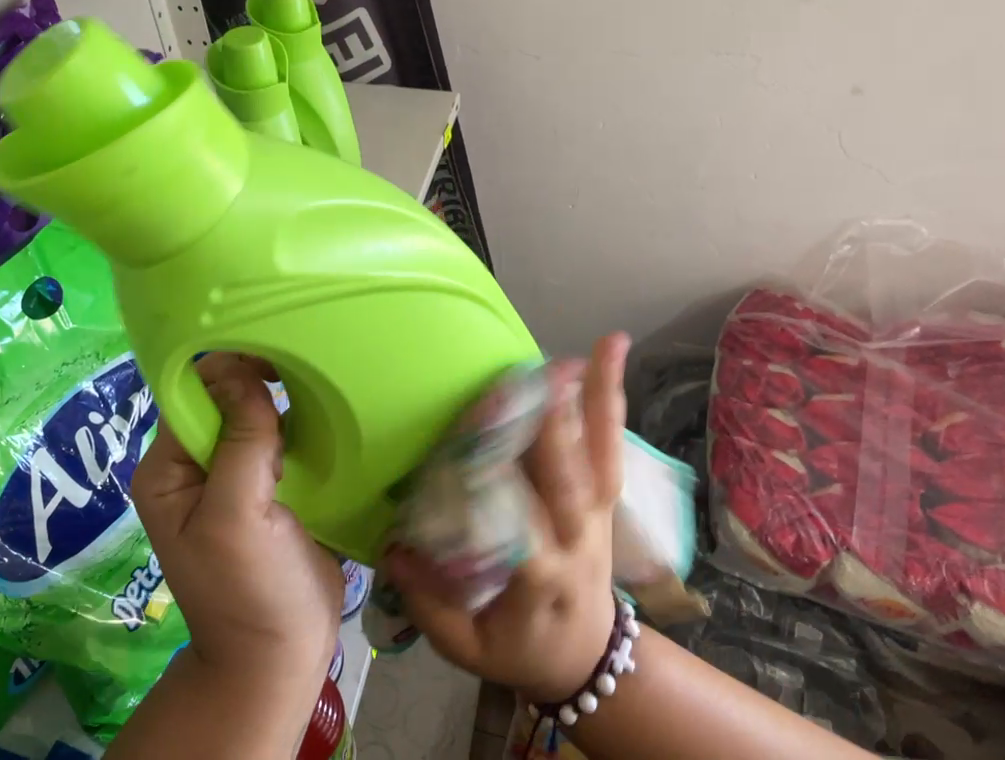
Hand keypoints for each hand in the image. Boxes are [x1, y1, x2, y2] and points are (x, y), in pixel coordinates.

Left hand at [131, 354, 343, 700]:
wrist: (281, 660)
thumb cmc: (250, 592)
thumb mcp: (236, 515)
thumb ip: (239, 442)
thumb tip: (242, 370)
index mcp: (169, 470)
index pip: (192, 394)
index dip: (230, 372)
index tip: (277, 365)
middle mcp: (195, 467)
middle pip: (224, 400)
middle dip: (261, 388)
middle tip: (304, 388)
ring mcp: (233, 479)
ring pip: (256, 418)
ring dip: (285, 408)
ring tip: (320, 401)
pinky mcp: (269, 490)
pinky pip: (280, 443)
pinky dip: (301, 430)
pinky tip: (326, 424)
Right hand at [385, 332, 632, 702]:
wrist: (588, 658)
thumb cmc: (518, 649)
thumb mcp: (465, 647)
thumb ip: (429, 603)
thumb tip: (393, 547)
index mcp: (538, 582)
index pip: (519, 536)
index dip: (500, 498)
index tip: (473, 458)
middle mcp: (575, 543)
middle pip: (565, 485)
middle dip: (551, 435)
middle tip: (533, 381)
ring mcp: (596, 516)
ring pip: (598, 457)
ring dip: (596, 401)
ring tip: (601, 346)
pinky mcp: (605, 498)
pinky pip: (610, 446)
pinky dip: (610, 398)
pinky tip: (611, 351)